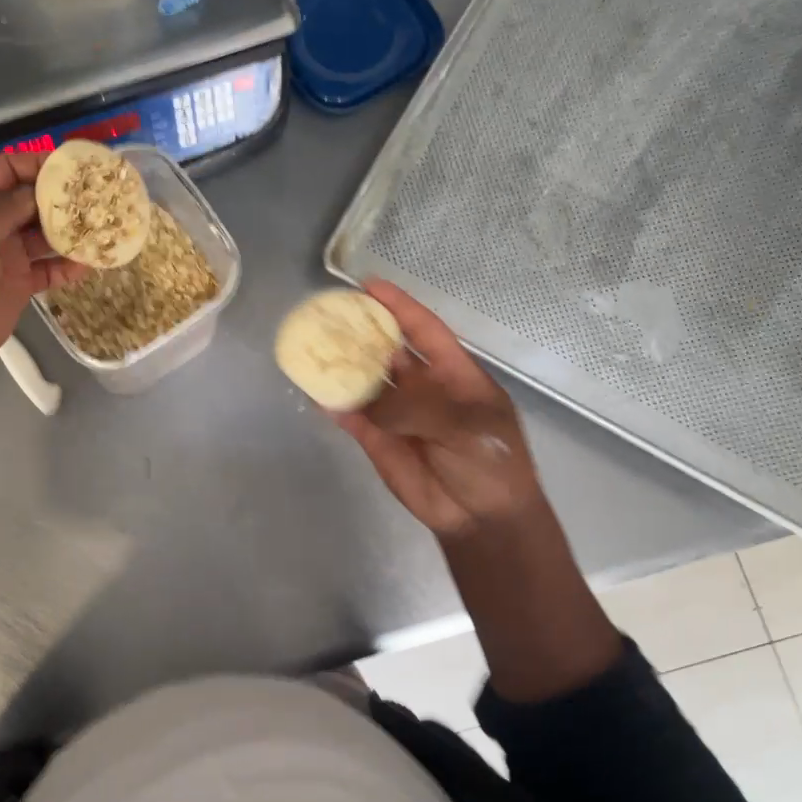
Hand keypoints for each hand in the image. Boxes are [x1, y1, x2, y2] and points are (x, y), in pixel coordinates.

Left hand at [0, 154, 85, 432]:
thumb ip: (6, 206)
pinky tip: (91, 263)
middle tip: (96, 195)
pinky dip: (68, 266)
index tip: (71, 166)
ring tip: (102, 225)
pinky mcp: (18, 285)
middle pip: (28, 200)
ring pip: (43, 235)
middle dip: (60, 196)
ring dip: (70, 230)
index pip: (4, 171)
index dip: (36, 163)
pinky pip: (48, 269)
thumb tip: (41, 189)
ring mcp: (4, 256)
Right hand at [333, 280, 547, 542]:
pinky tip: (313, 392)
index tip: (369, 286)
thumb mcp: (464, 425)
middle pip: (387, 351)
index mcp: (454, 373)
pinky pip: (351, 416)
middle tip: (328, 316)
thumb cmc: (489, 460)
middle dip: (361, 333)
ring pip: (364, 382)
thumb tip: (363, 401)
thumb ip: (415, 406)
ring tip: (312, 348)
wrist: (482, 516)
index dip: (399, 307)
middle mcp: (422, 387)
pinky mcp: (377, 440)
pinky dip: (333, 404)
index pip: (424, 330)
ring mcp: (397, 413)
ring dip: (341, 367)